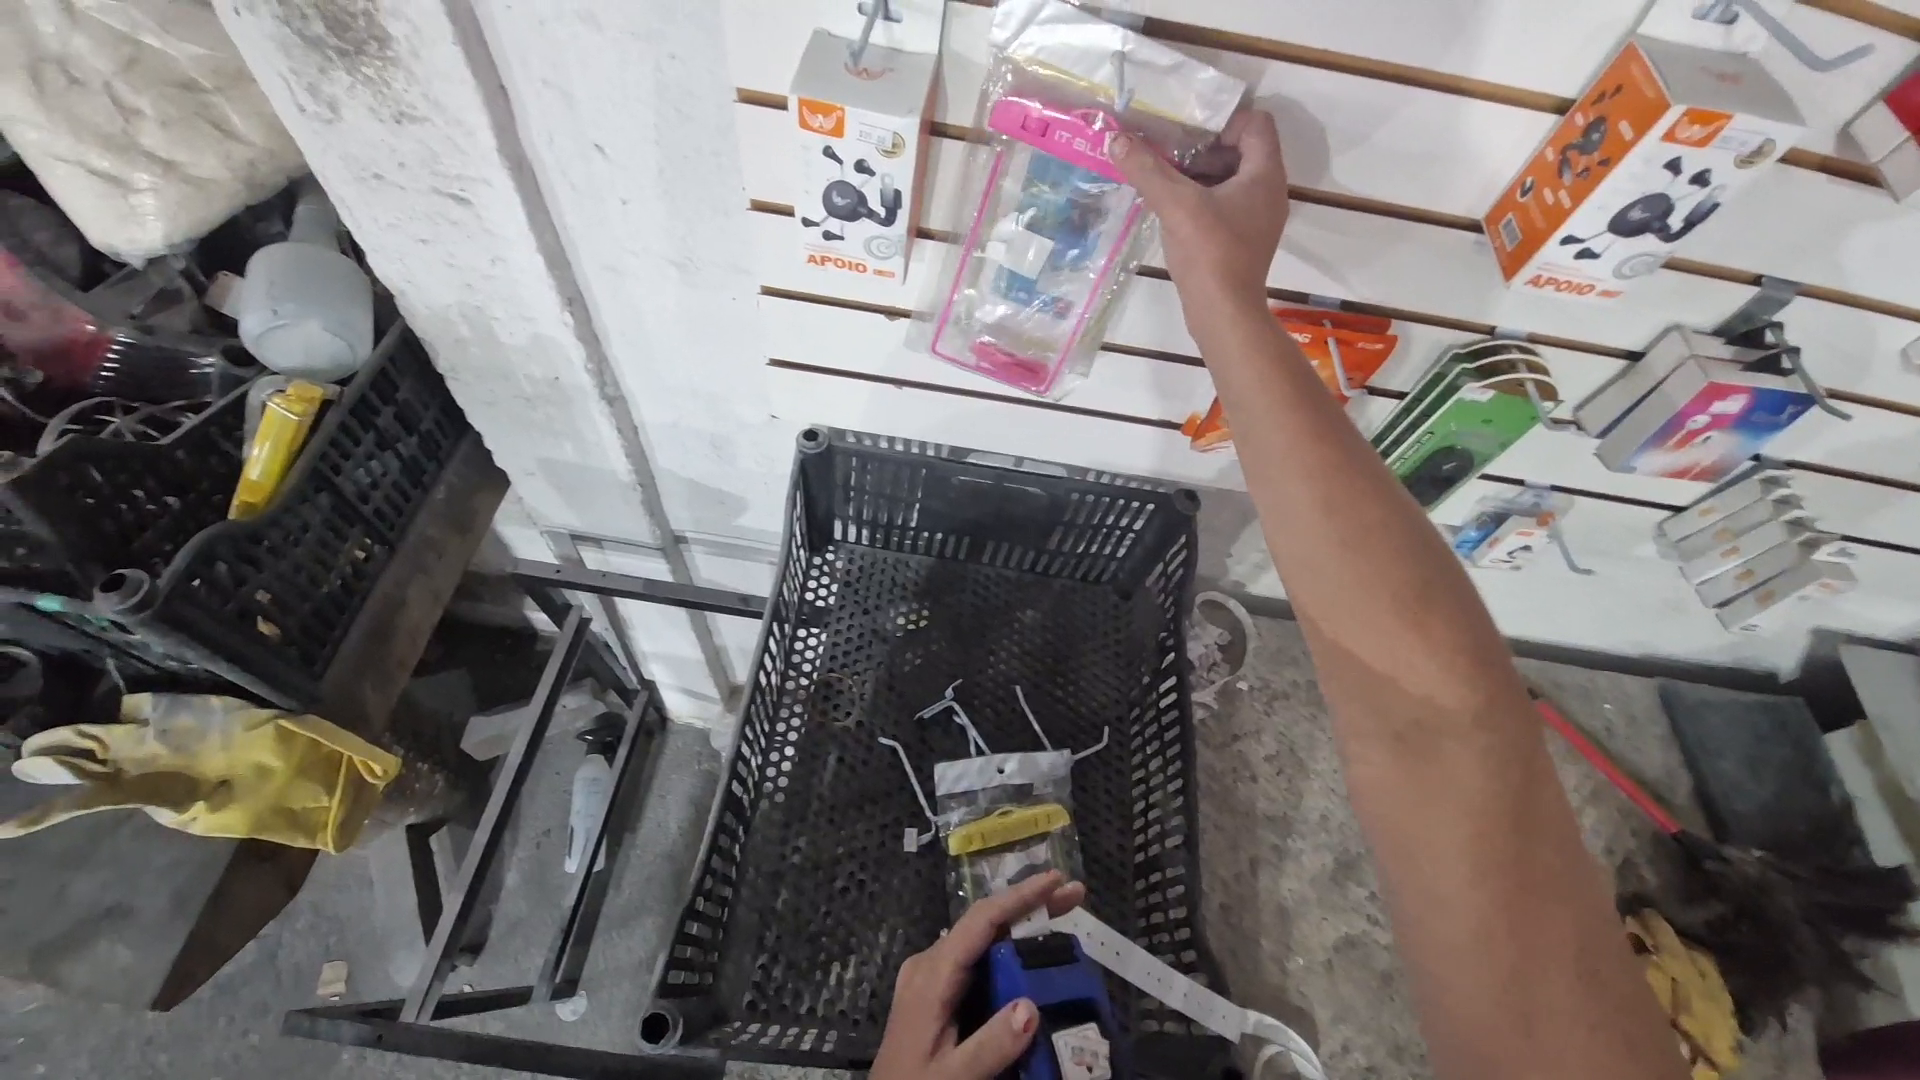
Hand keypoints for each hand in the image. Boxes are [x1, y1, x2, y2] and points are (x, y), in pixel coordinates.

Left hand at [870, 871, 1087, 1079]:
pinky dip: (1007, 951)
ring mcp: (931, 976)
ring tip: (1061, 917)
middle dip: (1029, 905)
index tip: (1055, 879)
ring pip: (981, 939)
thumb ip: (990, 1046)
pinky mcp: (936, 992)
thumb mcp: (952, 1079)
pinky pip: (976, 960)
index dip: (1019, 896)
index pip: (980, 921)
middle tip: (1073, 896)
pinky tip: (1032, 956)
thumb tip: (1031, 1007)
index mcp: (932, 974)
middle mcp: (930, 964)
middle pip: (985, 923)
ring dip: (1020, 926)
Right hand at [1111, 109, 1289, 314]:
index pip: (1255, 123)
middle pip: (1241, 150)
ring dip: (1199, 176)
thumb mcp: (1175, 206)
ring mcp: (1259, 219)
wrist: (1224, 314)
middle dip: (1203, 149)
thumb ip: (1147, 170)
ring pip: (1230, 180)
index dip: (1222, 121)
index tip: (1187, 135)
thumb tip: (1117, 139)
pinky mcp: (1245, 241)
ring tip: (1165, 182)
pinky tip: (1173, 212)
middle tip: (1169, 155)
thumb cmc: (1209, 254)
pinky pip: (1225, 206)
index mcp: (1265, 173)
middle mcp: (1269, 191)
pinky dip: (1201, 201)